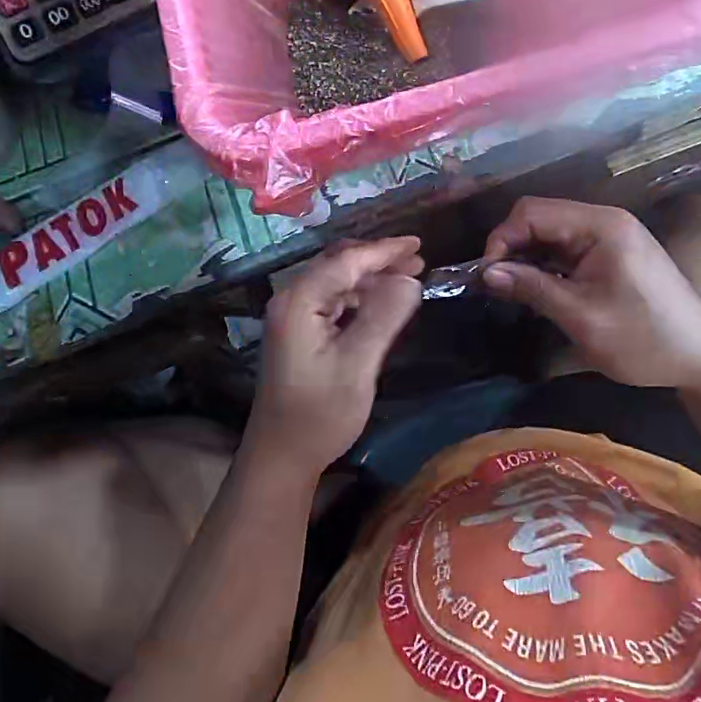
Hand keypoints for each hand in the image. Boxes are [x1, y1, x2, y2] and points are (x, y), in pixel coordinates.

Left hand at [245, 236, 423, 476]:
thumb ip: (383, 318)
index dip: (384, 250)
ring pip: (336, 281)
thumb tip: (410, 280)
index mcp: (299, 302)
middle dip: (377, 258)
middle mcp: (291, 301)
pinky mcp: (298, 333)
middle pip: (338, 264)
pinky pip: (332, 300)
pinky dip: (359, 295)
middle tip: (418, 261)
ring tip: (407, 278)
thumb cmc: (319, 414)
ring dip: (370, 276)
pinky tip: (381, 302)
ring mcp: (292, 317)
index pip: (346, 261)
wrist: (281, 456)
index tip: (419, 244)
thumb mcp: (357, 365)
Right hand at [481, 198, 700, 388]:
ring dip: (527, 257)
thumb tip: (486, 272)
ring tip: (511, 290)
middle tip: (496, 285)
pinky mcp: (611, 253)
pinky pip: (566, 248)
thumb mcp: (582, 316)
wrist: (700, 356)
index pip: (532, 212)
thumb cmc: (643, 338)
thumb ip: (533, 288)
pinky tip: (536, 289)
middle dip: (511, 246)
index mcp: (600, 226)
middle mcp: (604, 221)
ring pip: (550, 233)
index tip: (487, 276)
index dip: (502, 239)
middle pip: (540, 217)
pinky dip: (545, 265)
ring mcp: (610, 236)